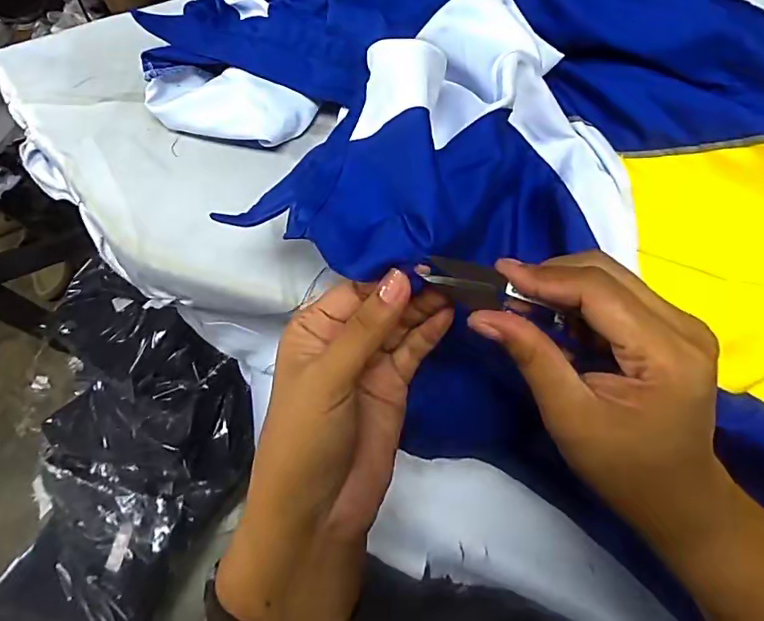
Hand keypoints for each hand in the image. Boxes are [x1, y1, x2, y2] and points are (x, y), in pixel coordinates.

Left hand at [266, 270, 453, 536]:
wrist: (318, 512)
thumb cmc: (306, 434)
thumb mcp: (329, 375)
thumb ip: (368, 327)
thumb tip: (401, 276)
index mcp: (315, 327)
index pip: (356, 288)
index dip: (388, 273)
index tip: (423, 252)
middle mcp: (343, 338)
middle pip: (381, 303)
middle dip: (411, 286)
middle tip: (450, 266)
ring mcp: (370, 362)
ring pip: (400, 324)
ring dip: (425, 306)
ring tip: (457, 284)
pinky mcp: (393, 384)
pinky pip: (413, 350)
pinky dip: (429, 332)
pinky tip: (448, 313)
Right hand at [467, 251, 728, 536]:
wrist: (679, 501)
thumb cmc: (624, 468)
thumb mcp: (569, 416)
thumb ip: (531, 355)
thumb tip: (483, 314)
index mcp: (667, 353)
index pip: (597, 290)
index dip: (545, 277)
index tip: (499, 273)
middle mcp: (683, 327)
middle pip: (606, 273)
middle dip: (552, 275)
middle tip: (508, 290)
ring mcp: (683, 323)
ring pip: (611, 275)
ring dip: (564, 282)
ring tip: (526, 301)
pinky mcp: (675, 326)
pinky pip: (619, 291)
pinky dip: (581, 296)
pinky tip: (556, 315)